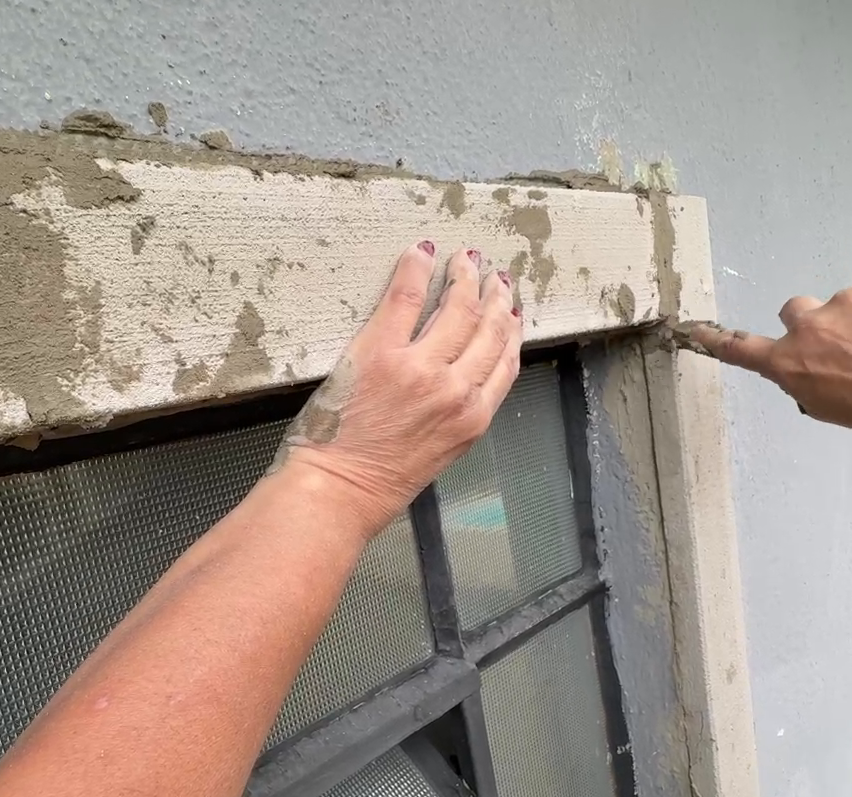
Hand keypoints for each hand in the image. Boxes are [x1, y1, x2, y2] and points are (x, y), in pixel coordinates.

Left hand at [274, 241, 522, 529]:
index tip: (510, 311)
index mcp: (473, 418)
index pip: (505, 362)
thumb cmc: (381, 483)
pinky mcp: (381, 350)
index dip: (510, 330)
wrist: (341, 490)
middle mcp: (456, 389)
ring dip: (464, 278)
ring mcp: (420, 367)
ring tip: (465, 260)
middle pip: (487, 328)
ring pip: (457, 308)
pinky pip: (407, 295)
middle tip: (492, 275)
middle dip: (494, 296)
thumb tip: (460, 385)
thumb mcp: (439, 455)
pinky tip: (423, 252)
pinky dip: (417, 269)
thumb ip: (457, 418)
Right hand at [684, 268, 851, 440]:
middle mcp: (809, 326)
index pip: (740, 348)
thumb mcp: (831, 405)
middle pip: (797, 312)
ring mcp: (849, 298)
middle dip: (818, 323)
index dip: (716, 339)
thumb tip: (814, 359)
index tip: (694, 329)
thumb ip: (809, 375)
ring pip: (851, 301)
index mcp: (790, 363)